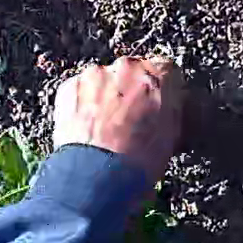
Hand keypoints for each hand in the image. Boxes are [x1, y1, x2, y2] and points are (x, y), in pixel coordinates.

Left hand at [52, 55, 183, 179]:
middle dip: (134, 90)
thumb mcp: (172, 137)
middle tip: (132, 118)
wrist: (96, 175)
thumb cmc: (139, 159)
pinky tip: (89, 127)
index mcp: (158, 76)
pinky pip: (82, 90)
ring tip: (107, 126)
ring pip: (106, 80)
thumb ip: (173, 110)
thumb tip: (172, 107)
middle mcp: (127, 67)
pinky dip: (85, 103)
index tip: (161, 102)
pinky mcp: (69, 86)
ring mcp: (95, 75)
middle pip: (134, 71)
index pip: (168, 71)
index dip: (165, 90)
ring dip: (108, 96)